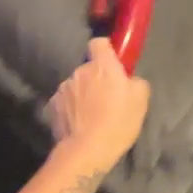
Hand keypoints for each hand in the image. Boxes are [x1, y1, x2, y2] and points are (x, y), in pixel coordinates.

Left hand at [46, 38, 151, 168]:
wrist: (87, 150)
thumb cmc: (118, 122)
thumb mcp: (140, 100)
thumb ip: (135, 82)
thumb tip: (128, 80)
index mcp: (101, 66)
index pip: (98, 43)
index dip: (104, 50)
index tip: (110, 63)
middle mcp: (79, 71)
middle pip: (87, 69)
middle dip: (94, 80)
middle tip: (104, 99)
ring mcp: (62, 88)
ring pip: (74, 86)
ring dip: (81, 95)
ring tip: (89, 116)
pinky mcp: (51, 106)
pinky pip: (63, 102)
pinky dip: (69, 109)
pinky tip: (77, 124)